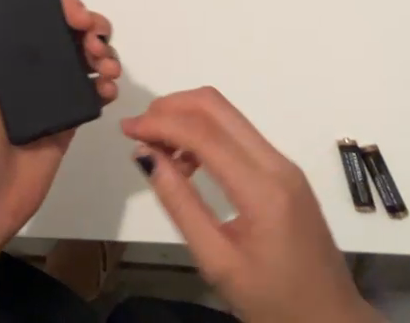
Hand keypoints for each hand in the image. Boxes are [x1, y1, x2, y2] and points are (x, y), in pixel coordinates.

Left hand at [0, 0, 120, 265]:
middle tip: (96, 40)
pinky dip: (105, 84)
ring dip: (102, 52)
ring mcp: (47, 96)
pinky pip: (90, 94)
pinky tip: (108, 88)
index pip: (33, 16)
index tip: (76, 13)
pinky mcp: (66, 122)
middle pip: (64, 34)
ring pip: (82, 60)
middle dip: (88, 27)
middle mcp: (23, 70)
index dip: (59, 7)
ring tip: (106, 65)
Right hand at [122, 88, 378, 322]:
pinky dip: (203, 132)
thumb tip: (145, 154)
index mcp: (263, 190)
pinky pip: (236, 132)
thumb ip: (180, 204)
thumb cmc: (275, 302)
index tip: (125, 130)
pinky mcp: (283, 171)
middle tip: (140, 132)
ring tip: (159, 151)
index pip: (202, 132)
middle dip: (170, 108)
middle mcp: (277, 164)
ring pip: (225, 113)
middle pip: (215, 105)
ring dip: (185, 118)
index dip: (158, 122)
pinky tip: (187, 162)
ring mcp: (283, 164)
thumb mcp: (218, 262)